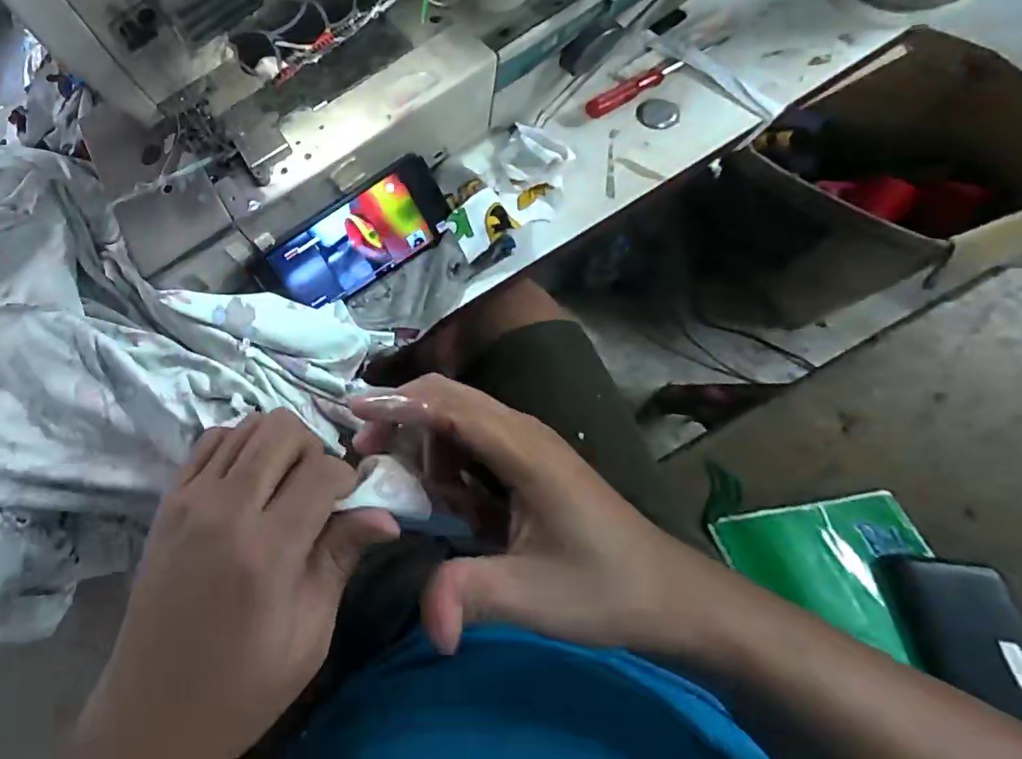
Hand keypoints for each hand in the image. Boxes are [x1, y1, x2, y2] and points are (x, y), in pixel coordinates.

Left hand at [71, 410, 397, 758]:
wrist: (153, 710)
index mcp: (266, 552)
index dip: (347, 479)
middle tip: (317, 488)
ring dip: (277, 443)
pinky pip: (210, 440)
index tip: (349, 502)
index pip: (321, 471)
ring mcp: (189, 499)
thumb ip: (341, 559)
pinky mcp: (167, 499)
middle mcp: (225, 510)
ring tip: (284, 482)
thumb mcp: (308, 636)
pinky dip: (239, 444)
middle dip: (313, 449)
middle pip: (282, 430)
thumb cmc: (243, 686)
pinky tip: (248, 478)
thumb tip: (385, 515)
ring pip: (247, 424)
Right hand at [351, 374, 742, 657]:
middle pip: (446, 397)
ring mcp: (526, 441)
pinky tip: (461, 509)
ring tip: (436, 505)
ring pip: (455, 417)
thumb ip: (470, 595)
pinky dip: (451, 464)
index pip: (448, 405)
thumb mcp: (534, 597)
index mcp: (524, 449)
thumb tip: (427, 624)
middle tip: (367, 456)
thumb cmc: (606, 587)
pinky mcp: (526, 459)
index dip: (397, 404)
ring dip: (429, 450)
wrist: (670, 594)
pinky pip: (471, 441)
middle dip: (401, 419)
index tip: (351, 414)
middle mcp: (522, 429)